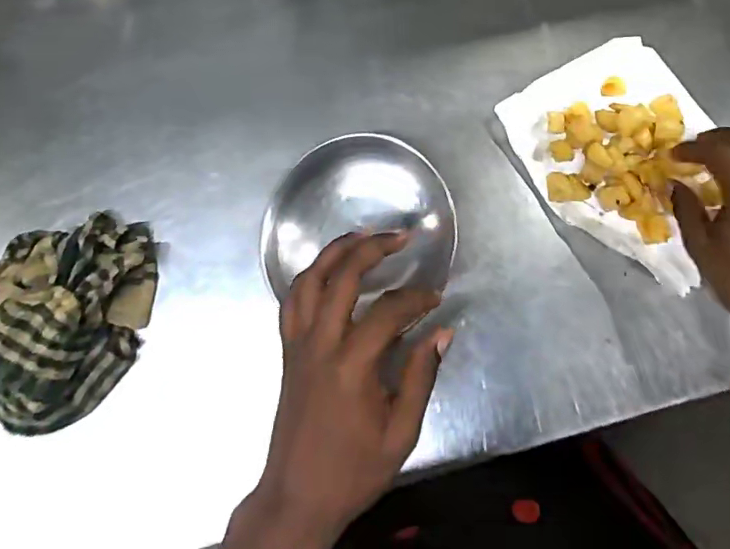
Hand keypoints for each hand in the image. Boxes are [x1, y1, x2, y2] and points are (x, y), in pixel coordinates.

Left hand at [224, 232, 452, 548]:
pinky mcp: (287, 348)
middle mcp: (320, 343)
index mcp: (351, 366)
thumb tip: (441, 332)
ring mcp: (298, 342)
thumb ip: (421, 378)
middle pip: (343, 278)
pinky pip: (292, 299)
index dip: (415, 299)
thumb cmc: (353, 470)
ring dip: (336, 250)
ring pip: (310, 279)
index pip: (387, 313)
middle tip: (401, 236)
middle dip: (374, 249)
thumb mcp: (400, 434)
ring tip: (363, 234)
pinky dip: (310, 275)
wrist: (298, 494)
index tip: (435, 297)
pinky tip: (327, 268)